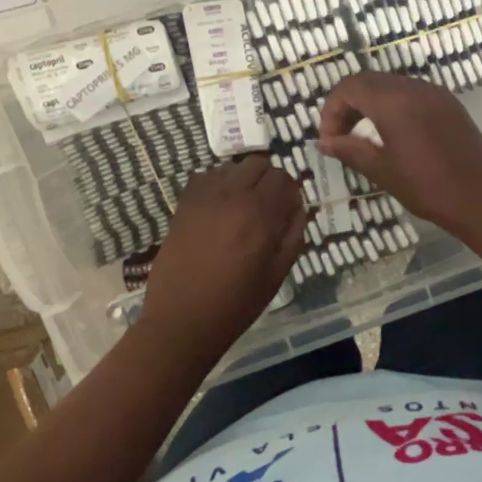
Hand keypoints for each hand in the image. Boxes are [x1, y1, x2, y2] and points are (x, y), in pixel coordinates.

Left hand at [142, 156, 305, 344]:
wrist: (184, 318)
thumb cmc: (237, 302)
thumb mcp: (278, 272)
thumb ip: (293, 234)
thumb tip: (298, 208)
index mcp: (260, 214)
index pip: (284, 179)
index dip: (291, 191)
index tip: (290, 208)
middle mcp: (232, 196)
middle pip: (258, 164)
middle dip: (268, 180)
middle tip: (268, 205)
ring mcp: (203, 197)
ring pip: (231, 168)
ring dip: (242, 180)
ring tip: (242, 206)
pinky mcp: (183, 204)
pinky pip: (204, 177)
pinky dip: (217, 184)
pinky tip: (218, 208)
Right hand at [317, 73, 481, 233]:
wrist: (479, 198)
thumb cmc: (426, 187)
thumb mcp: (382, 171)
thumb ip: (349, 150)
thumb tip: (324, 142)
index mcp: (394, 102)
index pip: (349, 87)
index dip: (331, 110)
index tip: (329, 140)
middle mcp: (414, 88)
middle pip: (369, 81)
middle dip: (348, 105)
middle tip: (340, 137)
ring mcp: (436, 94)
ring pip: (392, 85)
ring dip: (371, 104)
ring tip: (364, 137)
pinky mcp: (450, 105)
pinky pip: (413, 94)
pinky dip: (394, 106)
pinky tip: (394, 134)